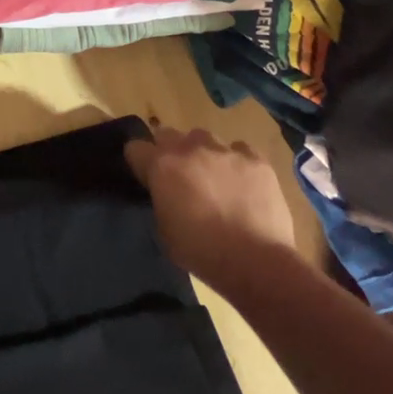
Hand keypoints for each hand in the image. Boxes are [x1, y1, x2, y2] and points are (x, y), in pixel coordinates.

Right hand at [123, 124, 295, 281]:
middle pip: (168, 133)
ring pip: (205, 137)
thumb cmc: (199, 249)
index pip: (135, 147)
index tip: (146, 177)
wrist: (254, 260)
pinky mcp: (257, 161)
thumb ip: (160, 198)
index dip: (139, 162)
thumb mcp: (162, 226)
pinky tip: (241, 180)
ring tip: (212, 175)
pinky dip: (236, 160)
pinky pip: (240, 149)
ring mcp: (226, 152)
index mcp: (161, 166)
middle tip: (178, 175)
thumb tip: (166, 193)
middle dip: (168, 150)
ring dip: (202, 152)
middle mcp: (190, 149)